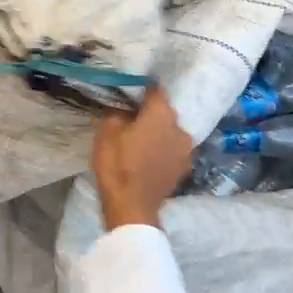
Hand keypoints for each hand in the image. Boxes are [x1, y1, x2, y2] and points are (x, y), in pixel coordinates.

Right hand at [91, 88, 192, 229]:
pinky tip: (148, 155)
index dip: (142, 88)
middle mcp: (180, 128)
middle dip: (150, 112)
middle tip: (130, 116)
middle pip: (165, 112)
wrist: (132, 204)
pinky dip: (162, 147)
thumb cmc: (116, 164)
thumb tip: (124, 108)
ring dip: (158, 131)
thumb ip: (118, 113)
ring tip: (140, 137)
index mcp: (161, 115)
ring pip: (170, 131)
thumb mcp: (106, 132)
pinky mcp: (185, 166)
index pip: (156, 91)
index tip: (129, 90)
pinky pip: (173, 148)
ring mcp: (186, 149)